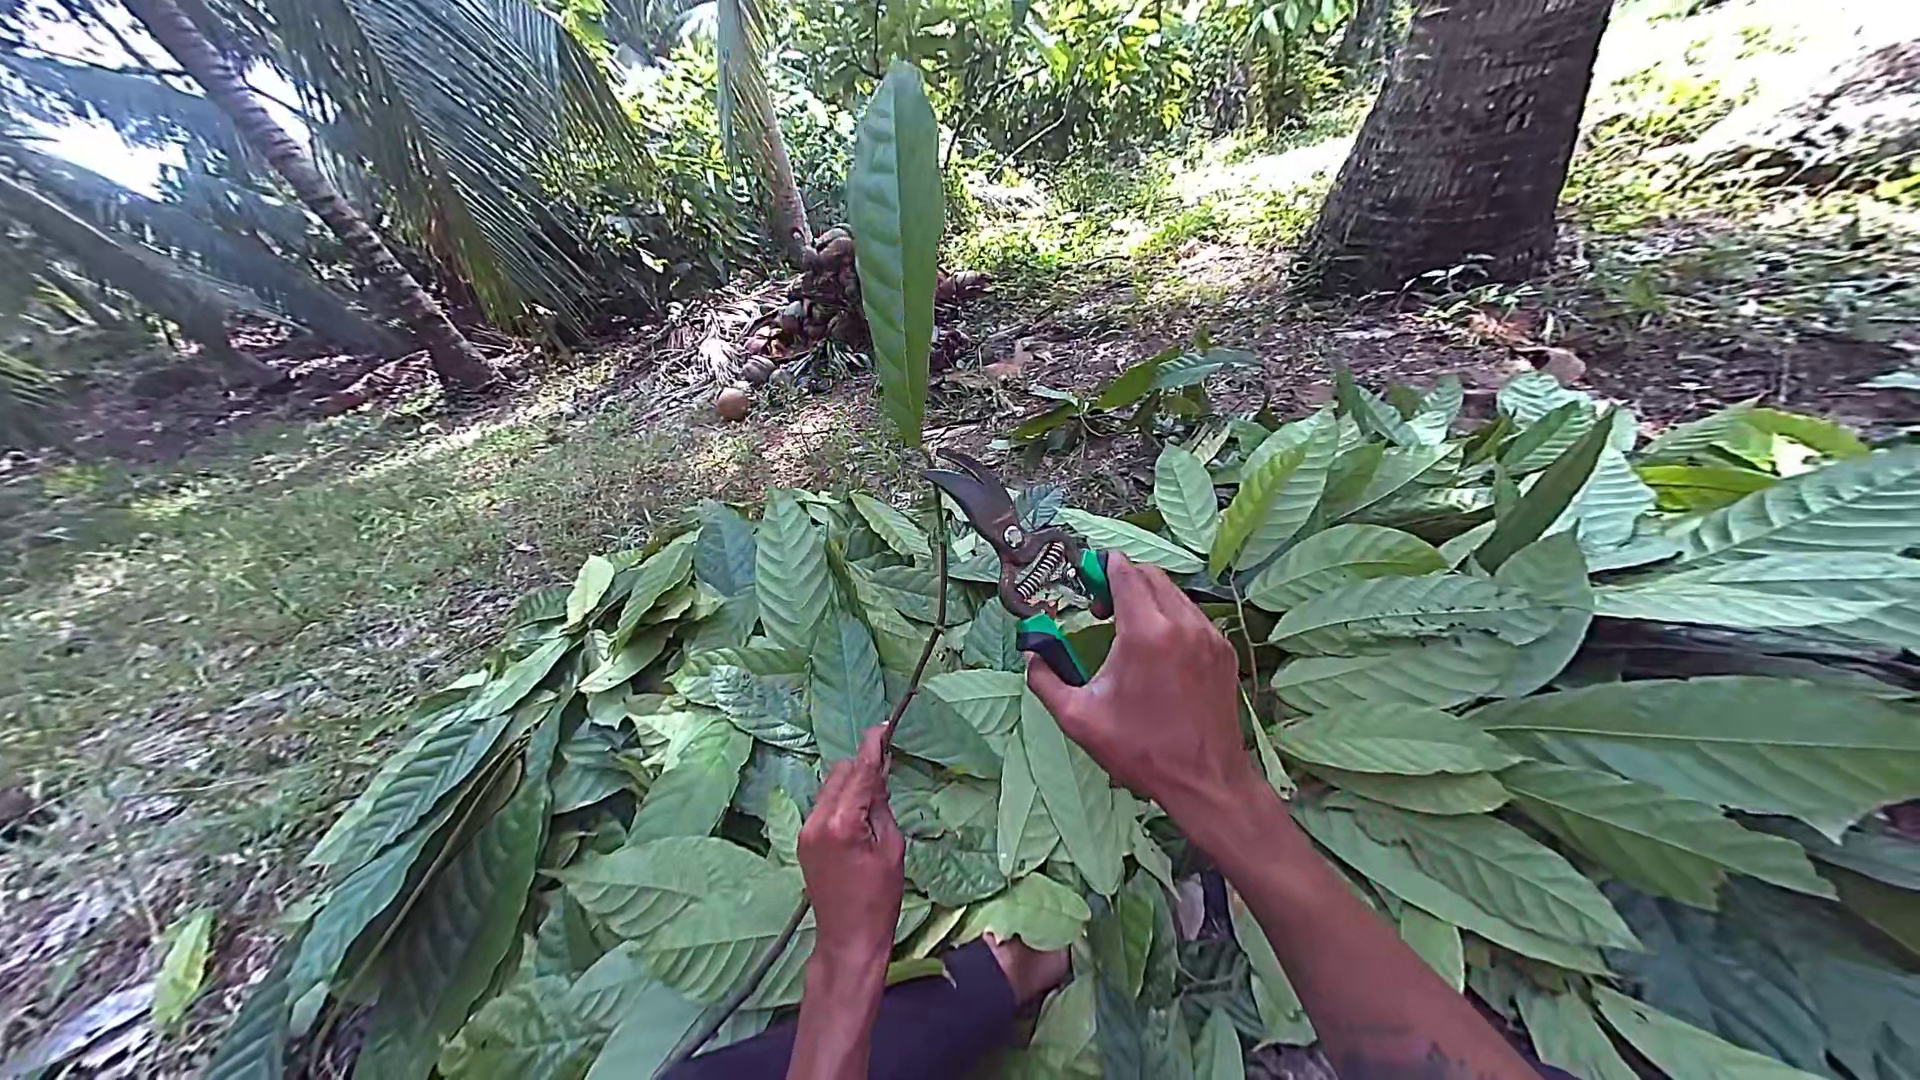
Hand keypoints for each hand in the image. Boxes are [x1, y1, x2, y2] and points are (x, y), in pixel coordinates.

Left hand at [798, 725, 904, 972]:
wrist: (847, 940)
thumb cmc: (880, 897)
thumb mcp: (891, 846)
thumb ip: (880, 804)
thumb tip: (878, 773)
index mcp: (843, 823)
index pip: (859, 771)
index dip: (872, 746)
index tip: (883, 726)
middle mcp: (817, 820)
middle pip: (841, 772)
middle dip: (863, 768)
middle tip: (885, 780)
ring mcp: (806, 830)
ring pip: (831, 785)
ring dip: (851, 783)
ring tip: (872, 803)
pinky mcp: (803, 840)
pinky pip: (824, 803)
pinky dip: (841, 799)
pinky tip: (857, 816)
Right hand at [1026, 554, 1261, 821]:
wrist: (1206, 781)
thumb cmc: (1141, 750)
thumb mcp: (1078, 717)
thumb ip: (1045, 680)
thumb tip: (1032, 655)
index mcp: (1146, 633)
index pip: (1126, 573)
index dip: (1104, 566)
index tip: (1088, 577)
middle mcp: (1182, 624)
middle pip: (1150, 575)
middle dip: (1122, 580)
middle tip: (1101, 608)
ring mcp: (1208, 636)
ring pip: (1173, 592)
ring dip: (1147, 597)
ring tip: (1127, 628)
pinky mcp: (1222, 651)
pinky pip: (1192, 614)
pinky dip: (1170, 615)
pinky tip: (1156, 646)